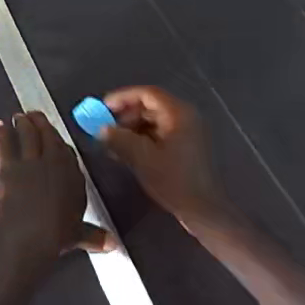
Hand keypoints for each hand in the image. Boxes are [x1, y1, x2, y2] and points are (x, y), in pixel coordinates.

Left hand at [0, 112, 113, 265]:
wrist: (27, 236)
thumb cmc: (54, 237)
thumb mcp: (77, 236)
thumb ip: (94, 235)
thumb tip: (110, 243)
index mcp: (74, 178)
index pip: (70, 156)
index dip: (62, 148)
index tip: (58, 144)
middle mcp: (54, 165)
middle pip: (49, 138)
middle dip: (43, 125)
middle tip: (38, 116)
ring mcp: (31, 162)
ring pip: (28, 135)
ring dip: (24, 124)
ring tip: (20, 117)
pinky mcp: (9, 166)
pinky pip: (5, 144)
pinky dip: (0, 134)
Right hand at [97, 86, 230, 227]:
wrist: (203, 210)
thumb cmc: (174, 180)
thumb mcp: (142, 158)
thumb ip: (119, 139)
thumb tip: (101, 129)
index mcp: (178, 113)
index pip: (147, 94)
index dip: (123, 98)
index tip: (102, 107)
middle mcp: (185, 117)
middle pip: (150, 105)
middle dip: (125, 114)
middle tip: (104, 125)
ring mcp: (187, 132)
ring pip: (154, 121)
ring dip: (131, 128)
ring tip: (112, 141)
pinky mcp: (186, 147)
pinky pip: (160, 134)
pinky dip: (142, 138)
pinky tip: (126, 152)